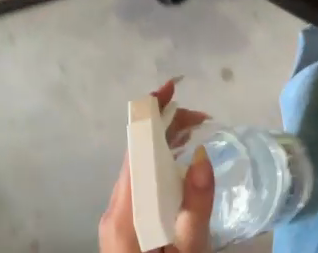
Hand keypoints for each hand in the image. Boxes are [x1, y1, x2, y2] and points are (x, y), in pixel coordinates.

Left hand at [99, 80, 214, 252]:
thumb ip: (196, 208)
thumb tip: (201, 155)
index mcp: (125, 215)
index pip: (135, 150)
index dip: (151, 114)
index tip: (172, 87)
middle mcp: (114, 212)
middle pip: (137, 155)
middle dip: (167, 126)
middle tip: (204, 117)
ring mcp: (117, 222)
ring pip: (139, 169)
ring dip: (166, 144)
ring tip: (196, 131)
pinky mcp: (124, 230)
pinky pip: (141, 185)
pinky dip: (161, 165)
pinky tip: (179, 163)